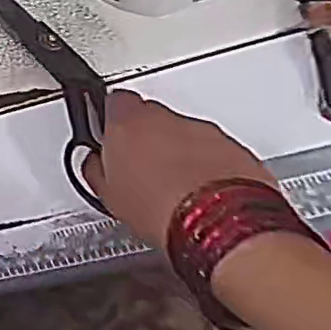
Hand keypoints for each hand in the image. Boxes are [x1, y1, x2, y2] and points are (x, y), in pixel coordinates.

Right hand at [81, 91, 274, 249]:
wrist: (222, 228)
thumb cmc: (163, 209)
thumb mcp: (107, 193)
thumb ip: (95, 167)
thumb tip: (95, 164)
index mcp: (126, 122)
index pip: (113, 101)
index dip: (110, 119)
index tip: (109, 135)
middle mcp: (166, 118)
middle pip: (150, 115)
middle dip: (145, 136)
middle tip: (140, 165)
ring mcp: (204, 131)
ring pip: (183, 133)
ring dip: (177, 151)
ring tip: (172, 186)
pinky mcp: (235, 149)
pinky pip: (215, 150)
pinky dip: (207, 165)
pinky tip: (199, 193)